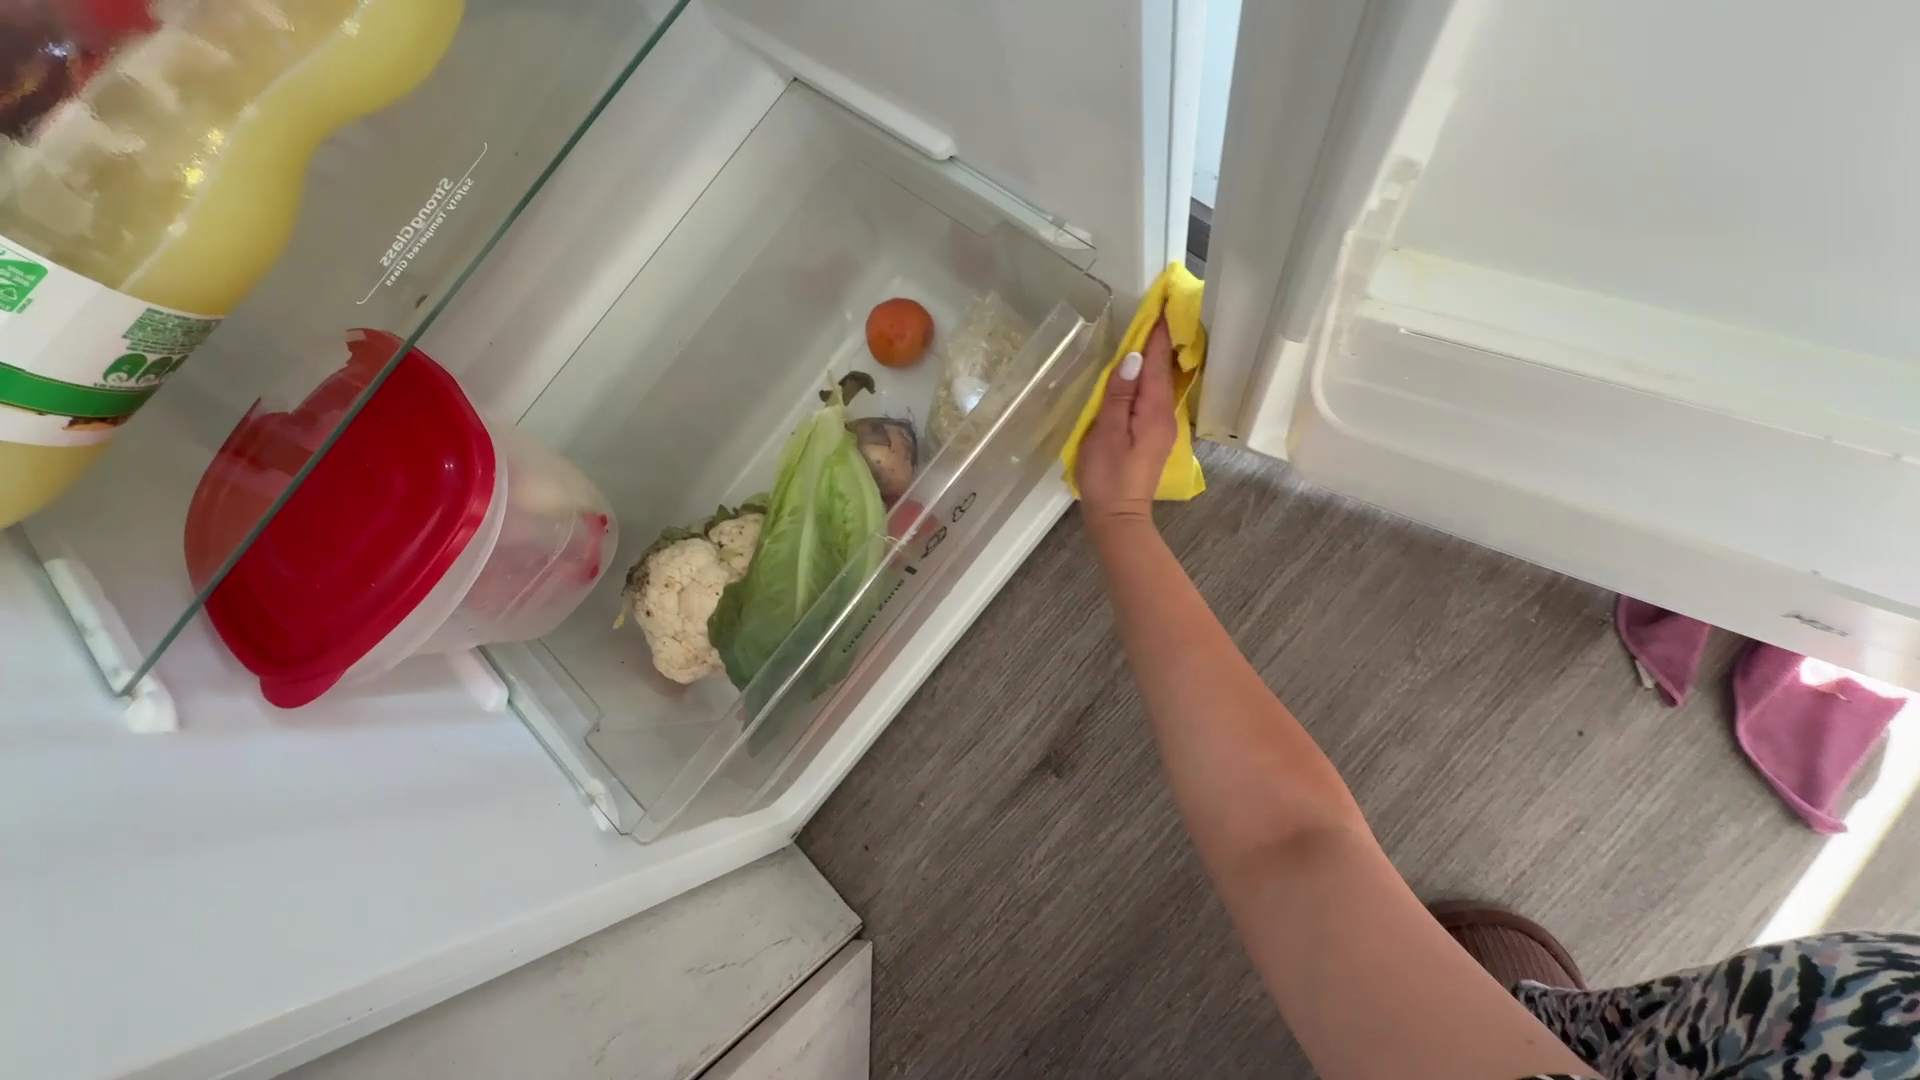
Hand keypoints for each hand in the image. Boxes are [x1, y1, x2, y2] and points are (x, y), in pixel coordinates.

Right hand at [1077, 316, 1175, 535]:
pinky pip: (1154, 398)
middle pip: (1164, 371)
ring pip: (1160, 384)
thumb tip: (1132, 358)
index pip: (1157, 363)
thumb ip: (1119, 395)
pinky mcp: (1154, 437)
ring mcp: (1162, 428)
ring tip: (1147, 333)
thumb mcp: (1106, 433)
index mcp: (1155, 412)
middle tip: (1156, 310)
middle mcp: (1166, 416)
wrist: (1118, 519)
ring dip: (1155, 359)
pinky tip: (1140, 373)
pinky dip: (1149, 379)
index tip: (1161, 304)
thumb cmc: (1107, 477)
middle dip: (1160, 341)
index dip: (1157, 334)